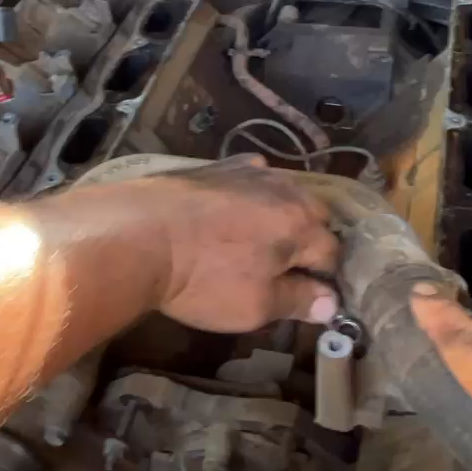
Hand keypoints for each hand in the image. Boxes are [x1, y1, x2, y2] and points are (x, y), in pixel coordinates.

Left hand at [46, 155, 340, 333]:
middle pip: (313, 216)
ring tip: (259, 241)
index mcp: (301, 224)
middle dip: (308, 242)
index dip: (324, 280)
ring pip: (283, 194)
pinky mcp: (219, 165)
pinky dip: (251, 196)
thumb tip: (331, 302)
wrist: (140, 233)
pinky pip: (250, 179)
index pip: (331, 254)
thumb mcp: (256, 305)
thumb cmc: (204, 278)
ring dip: (281, 216)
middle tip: (285, 270)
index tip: (309, 298)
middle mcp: (284, 189)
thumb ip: (298, 300)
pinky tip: (232, 211)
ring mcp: (250, 171)